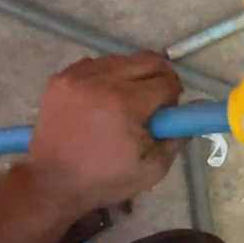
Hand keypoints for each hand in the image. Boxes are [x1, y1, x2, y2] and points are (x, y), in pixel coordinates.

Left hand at [23, 52, 183, 217]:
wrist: (51, 183)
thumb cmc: (104, 180)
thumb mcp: (152, 169)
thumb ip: (177, 137)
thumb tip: (192, 110)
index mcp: (125, 103)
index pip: (167, 81)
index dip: (174, 96)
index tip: (167, 112)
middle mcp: (101, 80)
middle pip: (148, 59)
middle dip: (161, 77)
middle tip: (156, 101)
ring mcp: (77, 76)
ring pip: (121, 59)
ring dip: (133, 75)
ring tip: (126, 101)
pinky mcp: (60, 78)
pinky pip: (95, 64)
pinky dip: (106, 76)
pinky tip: (102, 100)